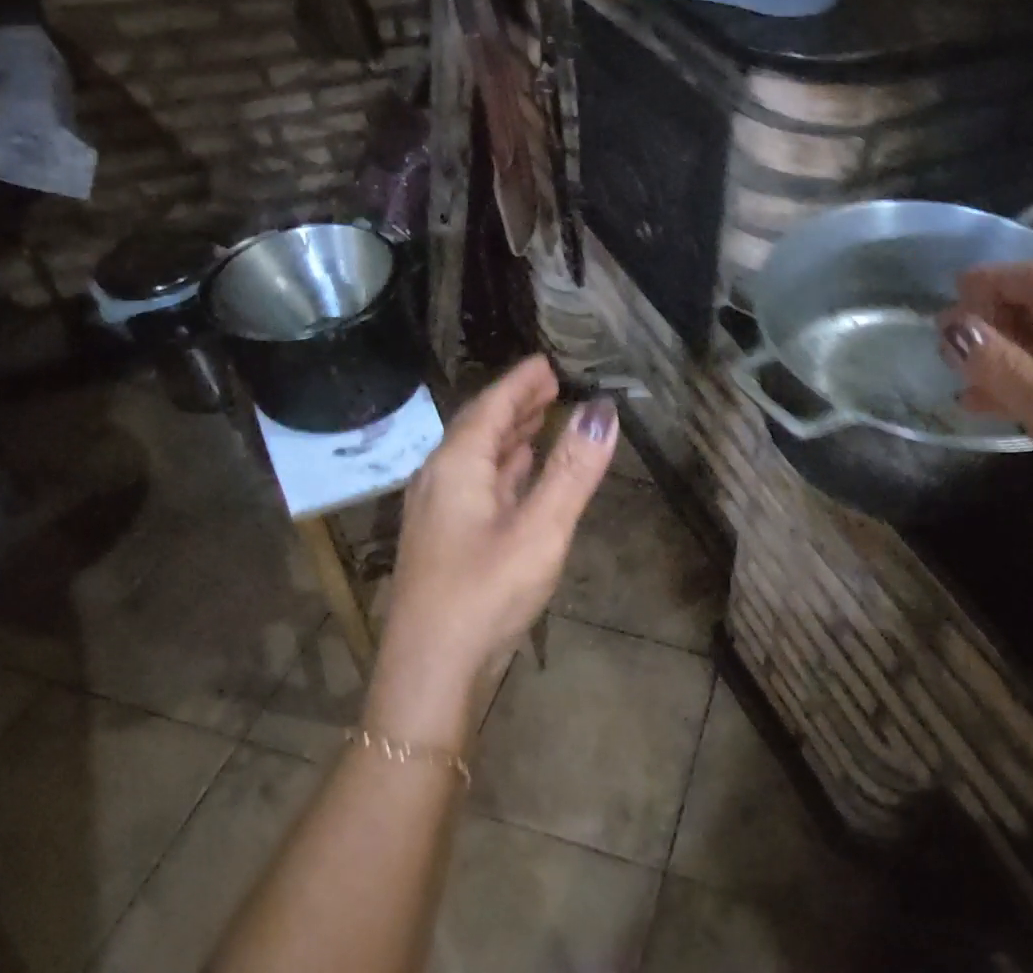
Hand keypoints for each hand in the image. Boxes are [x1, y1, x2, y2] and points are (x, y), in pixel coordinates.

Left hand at [365, 356, 615, 739]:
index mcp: (457, 467)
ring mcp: (438, 513)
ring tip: (541, 421)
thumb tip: (603, 410)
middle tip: (552, 386)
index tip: (547, 362)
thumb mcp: (540, 529)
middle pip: (480, 429)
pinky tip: (517, 477)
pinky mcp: (444, 542)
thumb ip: (572, 470)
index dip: (520, 382)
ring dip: (509, 436)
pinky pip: (476, 486)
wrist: (430, 671)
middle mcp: (440, 480)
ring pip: (477, 459)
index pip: (491, 407)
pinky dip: (502, 470)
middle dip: (516, 405)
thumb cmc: (485, 594)